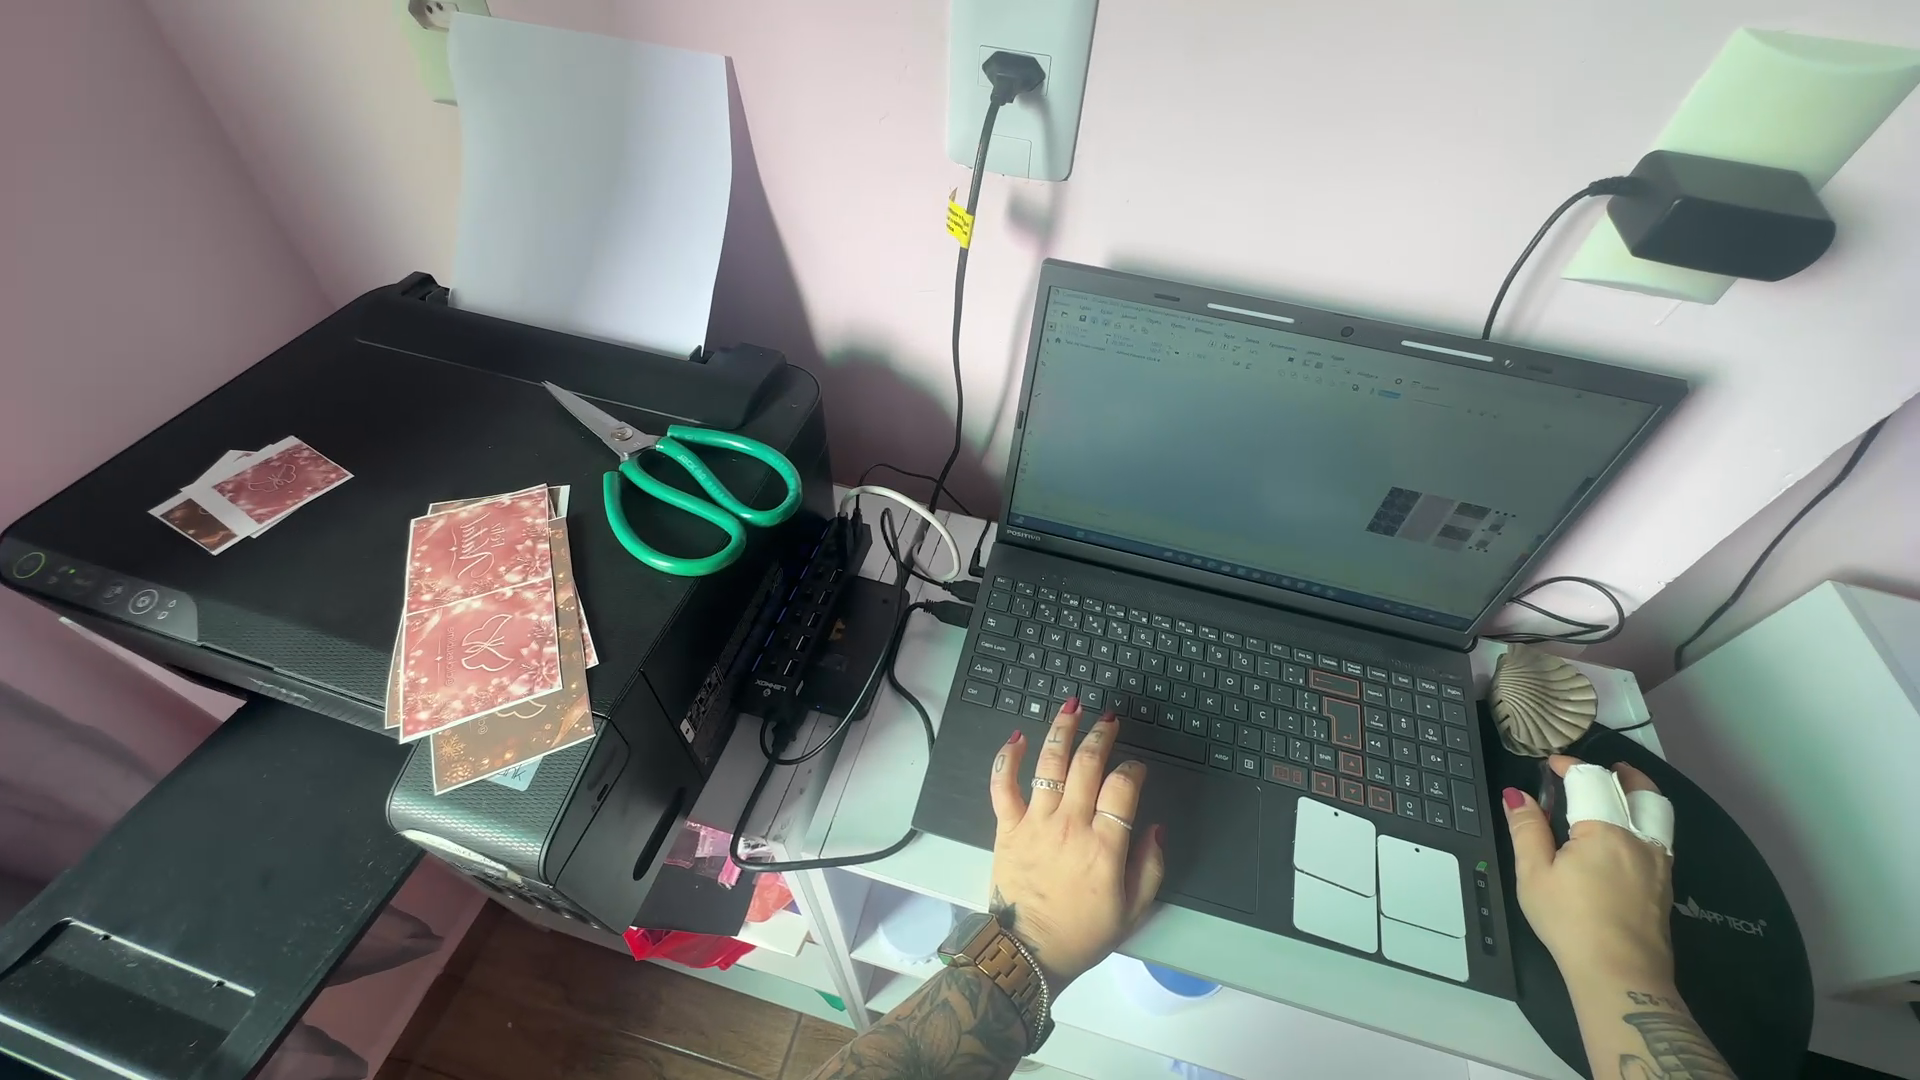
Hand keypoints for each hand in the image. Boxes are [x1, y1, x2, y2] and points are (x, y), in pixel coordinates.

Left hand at [985, 698, 1166, 987]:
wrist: (1028, 951)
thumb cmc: (1083, 932)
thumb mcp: (1134, 910)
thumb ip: (1150, 866)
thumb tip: (1154, 827)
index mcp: (1104, 846)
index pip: (1123, 789)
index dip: (1133, 769)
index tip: (1138, 766)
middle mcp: (1070, 825)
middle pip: (1087, 765)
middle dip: (1101, 735)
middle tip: (1109, 718)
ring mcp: (1035, 822)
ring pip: (1049, 764)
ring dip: (1061, 730)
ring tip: (1072, 707)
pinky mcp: (1007, 826)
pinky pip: (1003, 785)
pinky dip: (1008, 758)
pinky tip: (1018, 736)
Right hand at [1502, 754, 1675, 989]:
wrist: (1620, 974)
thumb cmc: (1570, 920)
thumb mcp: (1533, 872)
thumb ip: (1526, 828)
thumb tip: (1516, 794)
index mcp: (1607, 832)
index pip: (1591, 781)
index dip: (1569, 765)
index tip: (1549, 764)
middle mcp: (1641, 841)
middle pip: (1642, 792)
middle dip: (1619, 773)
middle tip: (1599, 766)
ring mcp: (1659, 863)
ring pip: (1659, 814)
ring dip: (1638, 794)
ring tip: (1616, 789)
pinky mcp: (1664, 884)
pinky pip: (1660, 836)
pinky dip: (1643, 818)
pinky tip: (1621, 831)